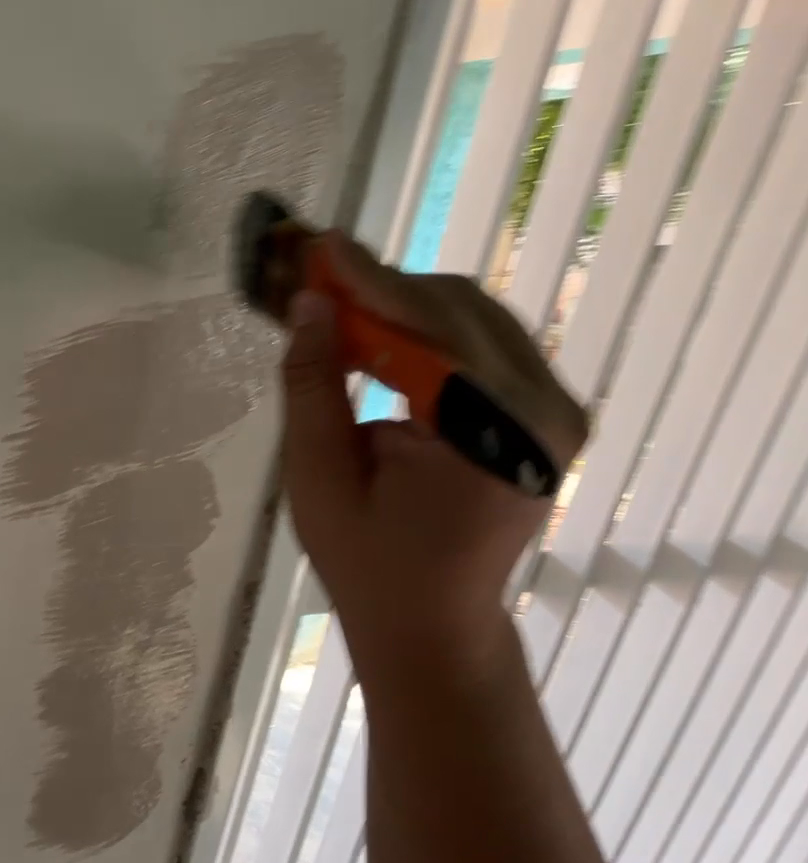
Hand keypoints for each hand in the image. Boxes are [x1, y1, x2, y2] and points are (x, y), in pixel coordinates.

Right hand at [278, 236, 588, 684]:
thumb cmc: (365, 558)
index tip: (316, 243)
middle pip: (459, 311)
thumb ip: (314, 385)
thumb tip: (310, 304)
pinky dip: (423, 328)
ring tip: (333, 302)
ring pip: (474, 319)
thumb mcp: (318, 475)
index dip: (368, 282)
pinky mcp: (542, 414)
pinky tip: (374, 333)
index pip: (430, 328)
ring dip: (400, 303)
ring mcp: (552, 411)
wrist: (430, 619)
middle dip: (379, 287)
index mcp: (492, 434)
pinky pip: (481, 345)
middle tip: (311, 274)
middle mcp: (544, 412)